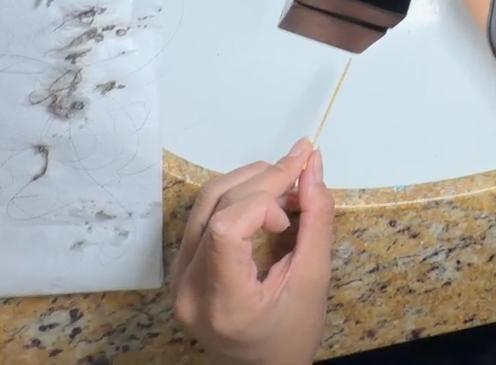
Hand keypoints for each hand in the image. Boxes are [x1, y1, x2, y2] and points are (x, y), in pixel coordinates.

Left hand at [173, 140, 334, 364]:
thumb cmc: (292, 334)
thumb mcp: (315, 280)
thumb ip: (317, 218)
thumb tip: (313, 162)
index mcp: (222, 303)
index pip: (225, 228)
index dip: (261, 203)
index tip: (291, 211)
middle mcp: (188, 287)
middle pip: (219, 205)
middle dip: (265, 179)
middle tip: (302, 174)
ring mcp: (178, 276)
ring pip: (208, 199)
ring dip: (250, 179)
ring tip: (286, 184)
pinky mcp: (181, 265)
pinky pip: (205, 211)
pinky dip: (238, 193)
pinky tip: (265, 199)